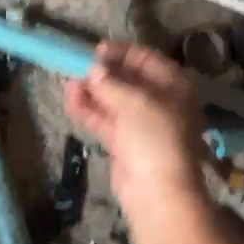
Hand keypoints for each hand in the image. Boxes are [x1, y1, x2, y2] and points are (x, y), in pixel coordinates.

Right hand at [65, 41, 203, 203]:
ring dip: (92, 91)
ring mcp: (141, 123)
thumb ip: (110, 82)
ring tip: (70, 83)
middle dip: (103, 73)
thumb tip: (94, 69)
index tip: (96, 50)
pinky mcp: (125, 143)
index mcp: (174, 85)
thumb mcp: (133, 101)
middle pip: (128, 79)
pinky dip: (89, 110)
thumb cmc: (154, 136)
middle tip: (79, 67)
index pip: (145, 58)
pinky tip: (71, 99)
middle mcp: (160, 101)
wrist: (158, 193)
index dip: (120, 52)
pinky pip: (105, 120)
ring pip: (113, 100)